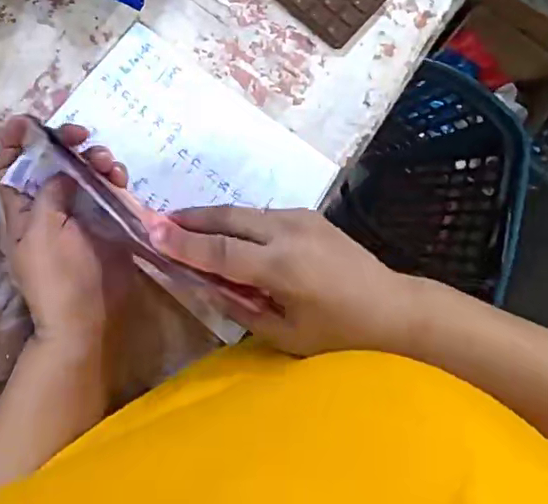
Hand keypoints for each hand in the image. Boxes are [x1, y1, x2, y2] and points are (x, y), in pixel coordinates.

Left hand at [0, 117, 127, 351]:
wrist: (87, 320)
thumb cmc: (56, 277)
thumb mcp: (42, 231)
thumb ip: (49, 192)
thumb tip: (61, 170)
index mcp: (21, 210)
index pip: (10, 168)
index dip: (14, 142)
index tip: (26, 119)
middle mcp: (48, 205)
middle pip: (52, 161)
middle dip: (64, 142)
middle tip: (80, 134)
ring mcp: (78, 211)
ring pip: (83, 169)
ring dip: (93, 157)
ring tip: (106, 161)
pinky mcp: (104, 218)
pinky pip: (107, 186)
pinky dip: (113, 175)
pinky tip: (119, 176)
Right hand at [154, 206, 420, 356]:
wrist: (396, 310)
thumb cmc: (341, 336)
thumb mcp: (288, 336)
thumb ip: (242, 307)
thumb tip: (205, 282)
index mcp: (282, 267)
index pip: (220, 251)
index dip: (183, 242)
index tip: (151, 229)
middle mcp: (288, 232)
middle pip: (227, 217)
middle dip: (191, 217)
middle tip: (159, 219)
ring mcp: (299, 217)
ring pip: (243, 212)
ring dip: (213, 217)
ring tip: (186, 225)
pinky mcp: (307, 214)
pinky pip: (262, 215)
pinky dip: (237, 221)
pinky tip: (227, 233)